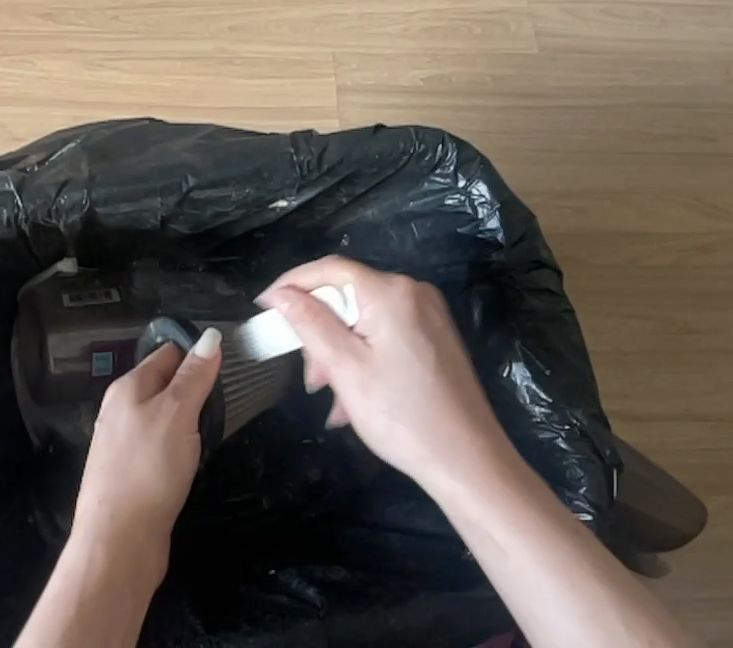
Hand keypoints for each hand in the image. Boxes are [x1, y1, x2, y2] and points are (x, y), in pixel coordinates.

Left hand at [72, 330, 223, 557]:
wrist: (119, 541)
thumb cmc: (149, 468)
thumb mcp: (178, 412)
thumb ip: (195, 375)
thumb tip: (209, 335)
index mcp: (128, 388)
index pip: (167, 355)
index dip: (196, 357)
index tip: (226, 368)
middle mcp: (120, 410)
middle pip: (163, 385)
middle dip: (192, 390)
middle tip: (224, 402)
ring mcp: (121, 444)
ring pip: (161, 418)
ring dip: (186, 421)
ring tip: (212, 430)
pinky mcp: (129, 474)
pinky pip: (158, 447)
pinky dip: (177, 448)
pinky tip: (191, 461)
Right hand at [258, 256, 510, 491]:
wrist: (470, 463)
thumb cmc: (402, 415)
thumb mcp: (345, 368)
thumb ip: (309, 323)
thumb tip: (280, 293)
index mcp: (391, 292)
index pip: (330, 269)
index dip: (292, 283)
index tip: (263, 307)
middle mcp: (413, 292)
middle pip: (348, 297)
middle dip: (320, 333)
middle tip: (310, 377)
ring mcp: (429, 315)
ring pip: (364, 321)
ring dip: (340, 355)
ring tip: (332, 401)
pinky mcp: (436, 338)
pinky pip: (385, 336)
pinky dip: (364, 360)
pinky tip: (354, 401)